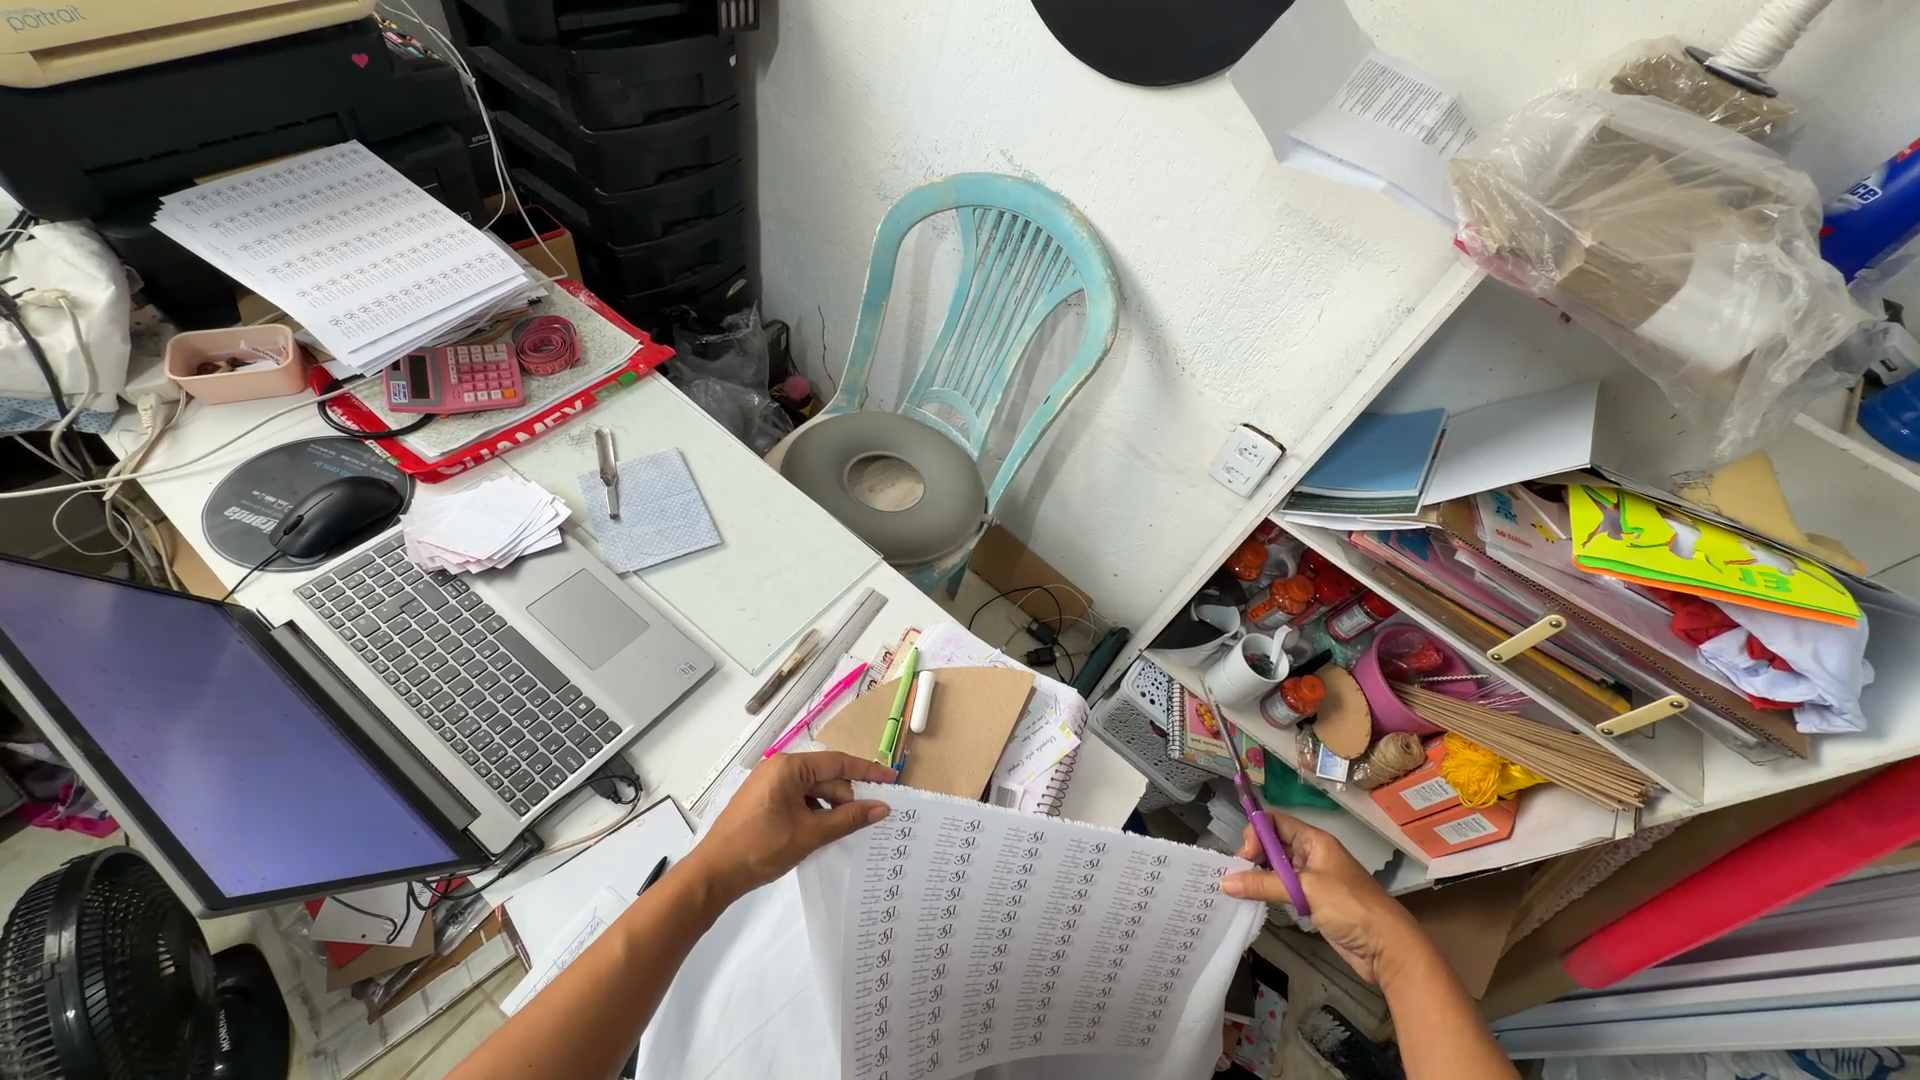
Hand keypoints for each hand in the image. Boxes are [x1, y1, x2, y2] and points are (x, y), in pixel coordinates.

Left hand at [681, 752, 895, 905]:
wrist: (712, 875)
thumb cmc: (761, 848)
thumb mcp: (810, 834)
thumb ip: (848, 818)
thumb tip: (881, 808)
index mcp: (789, 767)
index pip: (837, 763)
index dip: (867, 771)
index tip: (892, 778)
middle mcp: (778, 769)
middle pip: (825, 777)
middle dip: (848, 797)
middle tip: (872, 818)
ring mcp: (769, 785)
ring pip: (813, 791)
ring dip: (831, 808)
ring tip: (849, 830)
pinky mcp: (763, 802)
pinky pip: (799, 801)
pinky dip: (815, 814)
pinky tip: (824, 832)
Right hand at [1220, 812, 1423, 984]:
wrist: (1387, 947)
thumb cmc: (1350, 906)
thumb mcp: (1305, 890)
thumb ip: (1264, 884)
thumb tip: (1225, 883)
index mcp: (1314, 841)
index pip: (1276, 821)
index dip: (1257, 832)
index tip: (1246, 854)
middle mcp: (1312, 855)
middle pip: (1273, 843)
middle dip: (1253, 854)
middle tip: (1240, 873)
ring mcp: (1313, 879)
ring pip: (1276, 868)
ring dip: (1258, 874)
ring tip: (1241, 887)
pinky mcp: (1313, 901)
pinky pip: (1283, 889)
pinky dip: (1268, 891)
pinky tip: (1256, 899)